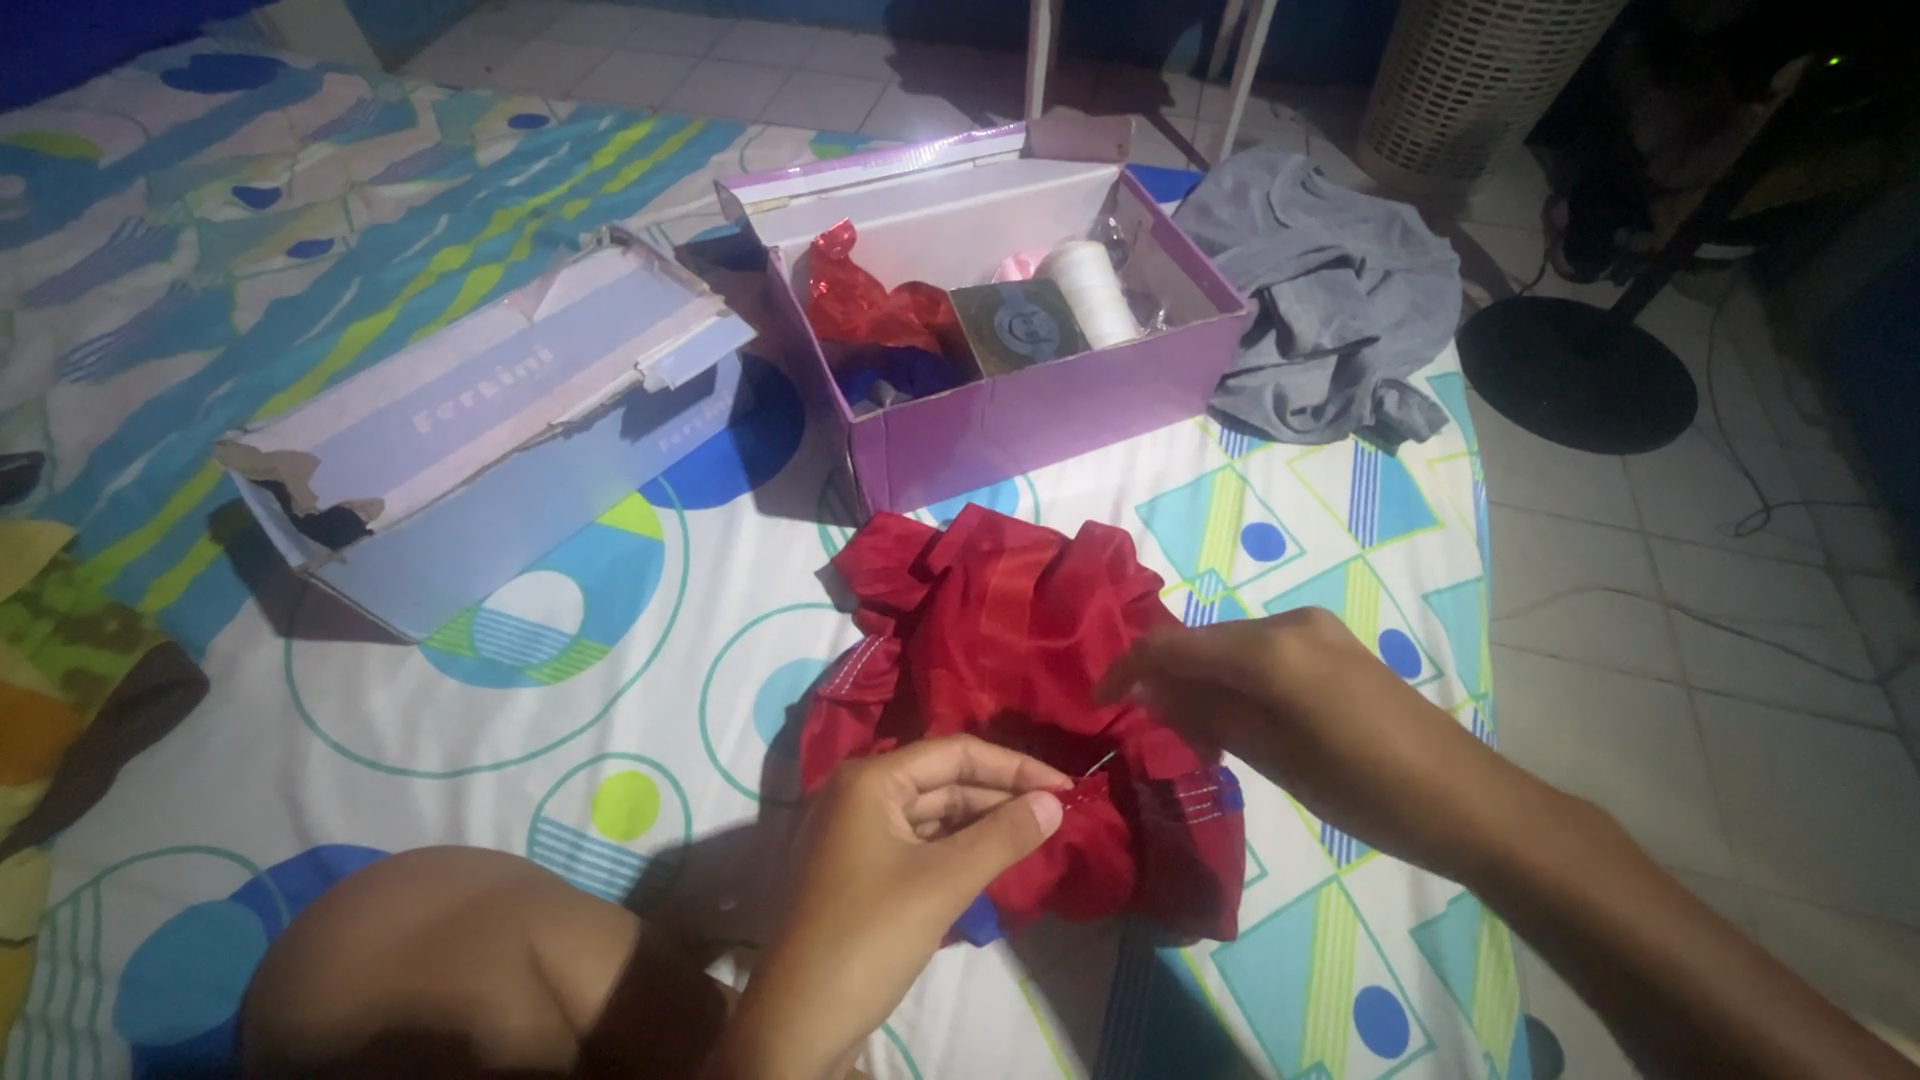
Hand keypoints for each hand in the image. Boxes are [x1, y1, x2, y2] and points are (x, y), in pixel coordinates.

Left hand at [707, 736, 1068, 1079]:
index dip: (1013, 766)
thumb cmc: (869, 939)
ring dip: (981, 822)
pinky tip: (994, 857)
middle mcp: (858, 794)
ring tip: (1036, 833)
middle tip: (1057, 812)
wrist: (795, 1026)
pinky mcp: (860, 869)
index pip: (954, 753)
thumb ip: (1002, 837)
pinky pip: (919, 843)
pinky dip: (957, 848)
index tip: (1064, 787)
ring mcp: (856, 833)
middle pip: (943, 780)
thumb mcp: (943, 884)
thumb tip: (1055, 802)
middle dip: (1000, 795)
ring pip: (932, 813)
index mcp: (869, 780)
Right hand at [1096, 607, 1541, 880]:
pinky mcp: (1332, 645)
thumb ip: (1206, 716)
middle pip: (1201, 641)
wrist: (1470, 800)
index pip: (1172, 644)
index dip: (1127, 668)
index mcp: (1271, 650)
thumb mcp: (1275, 760)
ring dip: (1203, 683)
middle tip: (1160, 733)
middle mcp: (1288, 623)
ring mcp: (1314, 630)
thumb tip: (1149, 691)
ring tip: (1202, 738)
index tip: (1100, 700)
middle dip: (1168, 679)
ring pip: (1230, 647)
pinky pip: (1261, 653)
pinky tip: (1242, 721)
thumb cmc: (1366, 791)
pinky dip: (1237, 681)